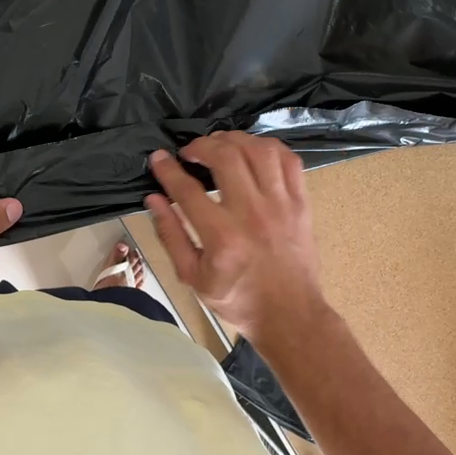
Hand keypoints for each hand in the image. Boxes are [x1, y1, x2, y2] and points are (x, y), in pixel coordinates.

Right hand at [144, 133, 325, 339]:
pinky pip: (289, 160)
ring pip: (259, 151)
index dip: (168, 169)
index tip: (158, 158)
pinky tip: (253, 152)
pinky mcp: (301, 203)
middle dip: (201, 145)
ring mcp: (281, 205)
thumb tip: (153, 200)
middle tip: (190, 152)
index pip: (187, 189)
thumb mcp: (192, 277)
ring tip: (220, 145)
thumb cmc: (237, 299)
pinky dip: (268, 148)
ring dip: (235, 140)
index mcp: (221, 237)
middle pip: (226, 157)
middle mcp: (252, 214)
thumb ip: (171, 235)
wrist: (290, 314)